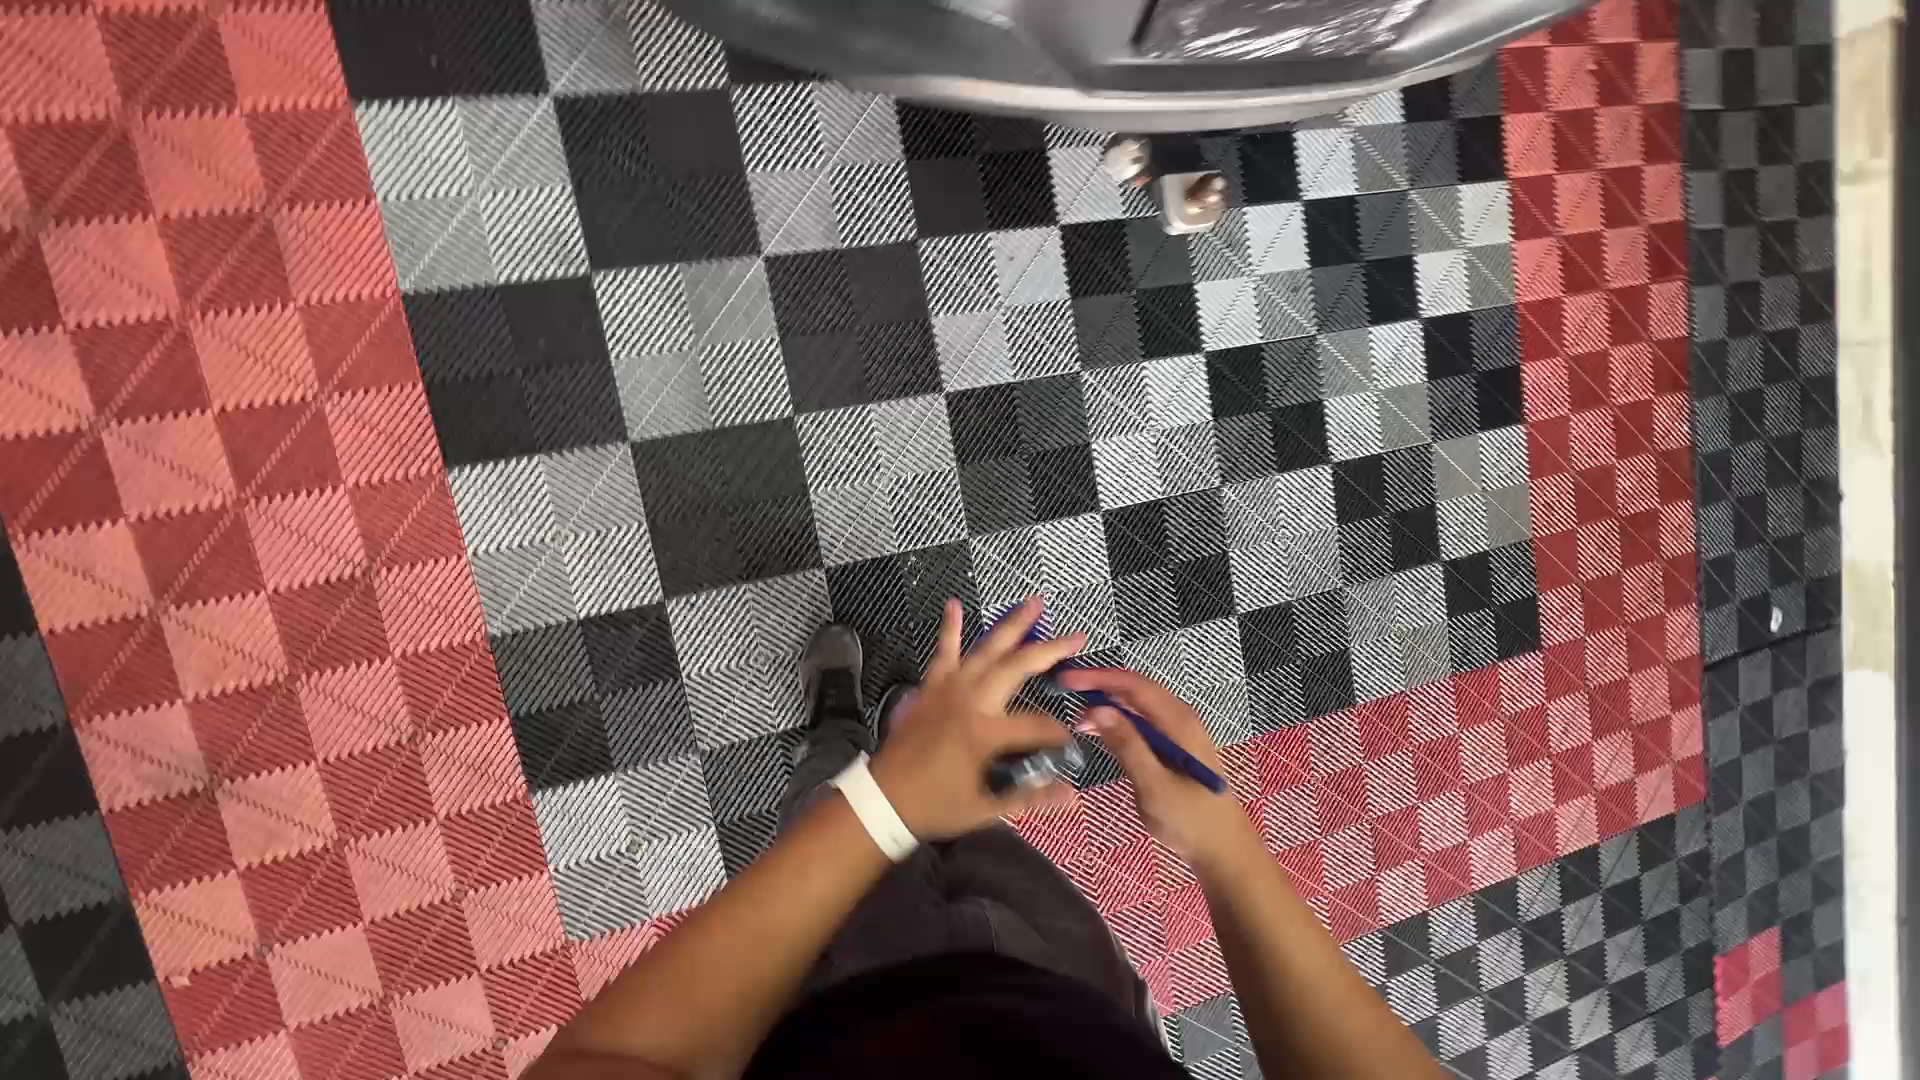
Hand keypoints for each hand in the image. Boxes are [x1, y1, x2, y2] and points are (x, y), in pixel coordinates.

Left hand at [867, 597, 1086, 839]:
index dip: (1059, 734)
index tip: (1071, 742)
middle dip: (1050, 650)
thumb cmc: (935, 806)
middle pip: (1018, 667)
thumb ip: (1031, 797)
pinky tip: (953, 604)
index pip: (1038, 726)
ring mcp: (950, 689)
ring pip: (986, 649)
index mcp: (986, 732)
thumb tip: (1072, 796)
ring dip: (1011, 625)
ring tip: (1033, 602)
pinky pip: (943, 652)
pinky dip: (949, 627)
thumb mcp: (986, 808)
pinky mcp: (931, 687)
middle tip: (1076, 636)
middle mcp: (971, 701)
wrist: (883, 799)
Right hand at [1057, 667, 1260, 875]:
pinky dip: (1118, 720)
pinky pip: (1143, 721)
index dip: (1099, 678)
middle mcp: (1181, 718)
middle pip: (1136, 688)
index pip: (1134, 685)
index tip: (1067, 679)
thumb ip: (1127, 746)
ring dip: (1108, 704)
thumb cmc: (1191, 820)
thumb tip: (1098, 710)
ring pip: (1138, 704)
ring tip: (1078, 718)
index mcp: (1179, 722)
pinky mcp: (1175, 745)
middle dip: (1100, 685)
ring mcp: (1180, 731)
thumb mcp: (1154, 787)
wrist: (1224, 849)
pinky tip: (1100, 732)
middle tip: (1066, 692)